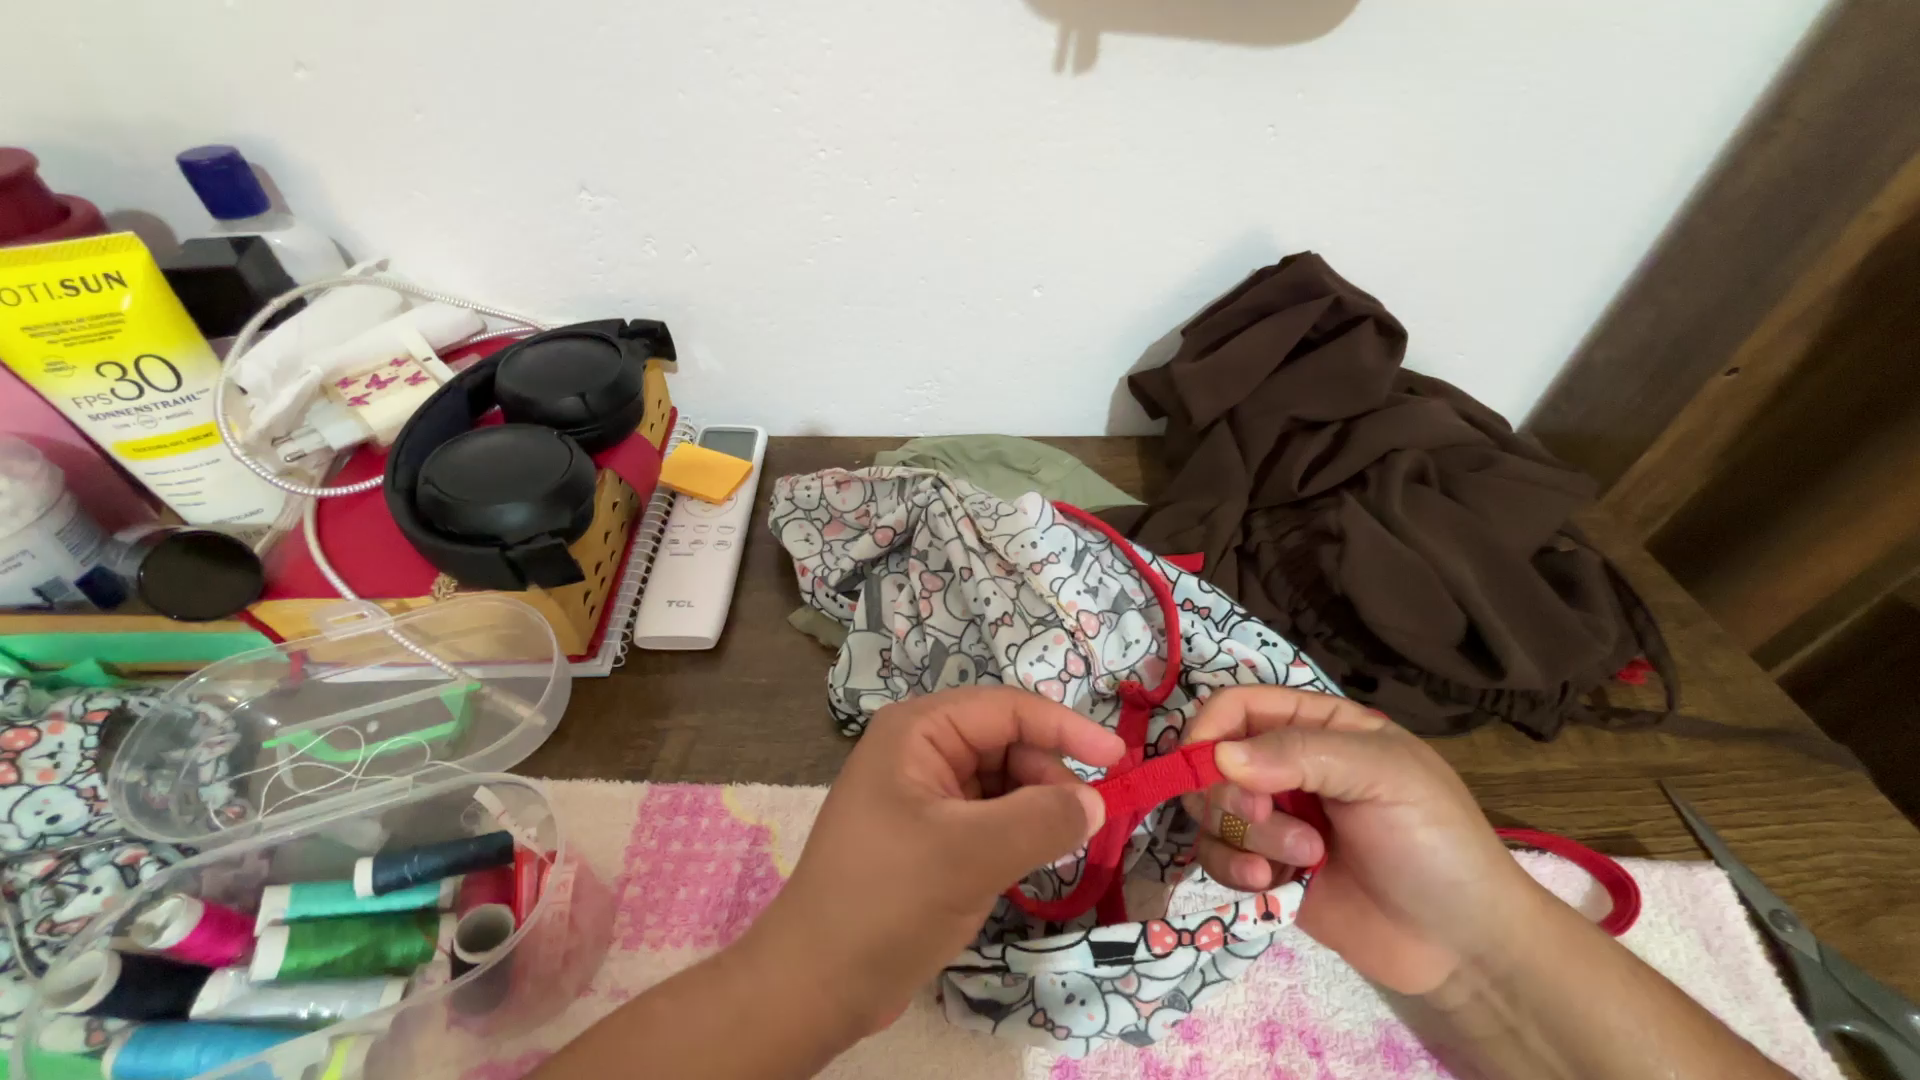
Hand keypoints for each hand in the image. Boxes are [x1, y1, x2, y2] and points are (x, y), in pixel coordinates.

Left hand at [741, 686, 1123, 1034]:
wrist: (817, 983)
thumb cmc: (887, 900)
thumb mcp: (971, 854)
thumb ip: (1042, 820)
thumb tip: (1096, 803)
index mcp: (918, 730)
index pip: (1007, 709)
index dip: (1066, 727)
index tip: (1119, 760)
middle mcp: (919, 751)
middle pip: (1007, 743)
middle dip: (1049, 776)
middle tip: (1085, 825)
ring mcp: (923, 794)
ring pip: (1002, 782)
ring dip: (1036, 808)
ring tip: (1057, 847)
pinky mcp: (929, 835)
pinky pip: (988, 816)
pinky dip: (1017, 831)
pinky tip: (1031, 859)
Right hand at [1181, 687, 1541, 994]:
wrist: (1464, 947)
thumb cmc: (1436, 842)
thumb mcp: (1385, 777)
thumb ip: (1301, 753)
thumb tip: (1219, 756)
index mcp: (1316, 728)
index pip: (1237, 706)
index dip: (1210, 728)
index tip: (1204, 764)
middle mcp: (1285, 767)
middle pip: (1212, 760)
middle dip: (1230, 793)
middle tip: (1265, 818)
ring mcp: (1273, 820)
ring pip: (1211, 811)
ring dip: (1245, 837)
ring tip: (1302, 860)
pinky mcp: (1265, 868)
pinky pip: (1215, 856)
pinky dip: (1231, 869)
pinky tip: (1271, 886)